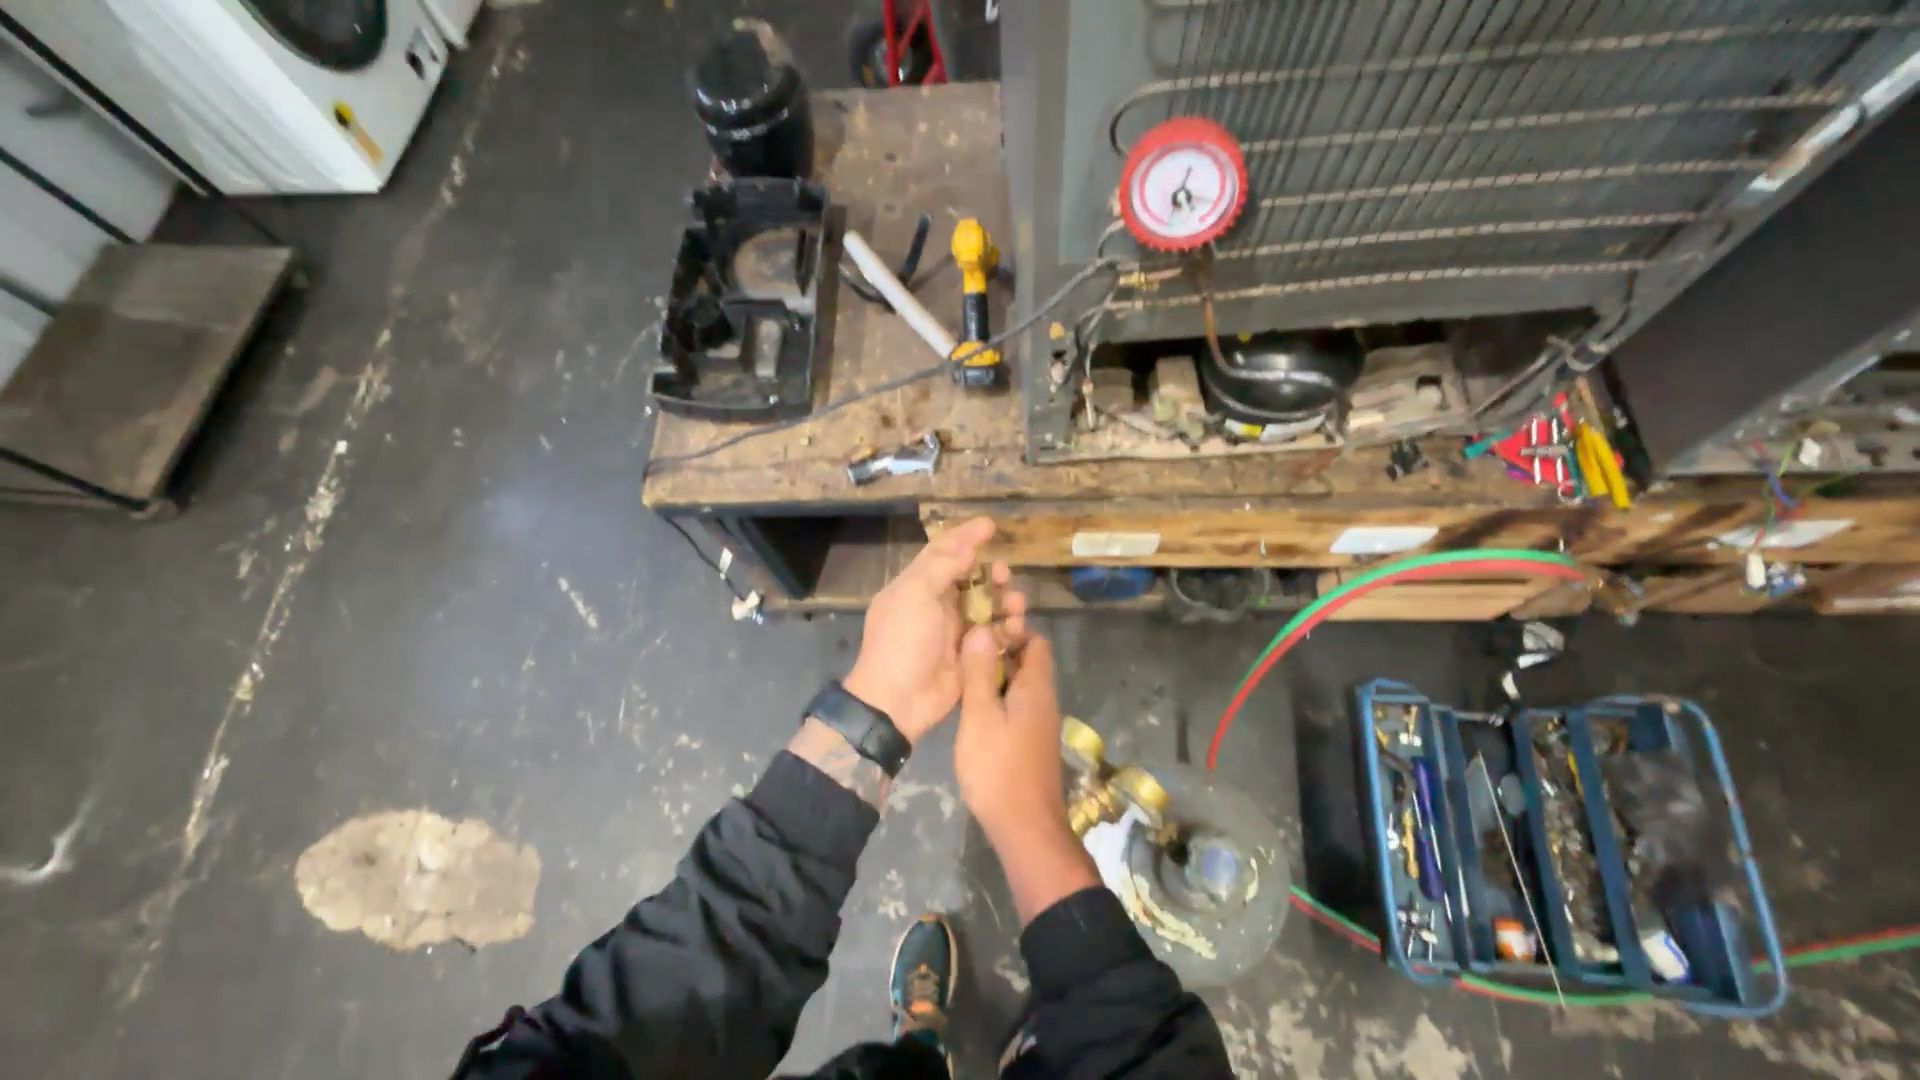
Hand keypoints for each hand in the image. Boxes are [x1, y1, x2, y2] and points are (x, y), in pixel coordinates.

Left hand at [842, 517, 1027, 743]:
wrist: (899, 700)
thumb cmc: (901, 641)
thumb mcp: (914, 595)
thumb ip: (941, 568)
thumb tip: (966, 549)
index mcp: (916, 586)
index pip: (942, 552)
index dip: (964, 536)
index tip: (990, 524)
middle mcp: (937, 604)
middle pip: (971, 578)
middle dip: (991, 572)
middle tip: (1004, 572)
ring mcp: (955, 631)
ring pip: (988, 605)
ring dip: (1004, 599)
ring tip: (1014, 603)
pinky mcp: (972, 655)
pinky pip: (995, 635)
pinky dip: (1008, 628)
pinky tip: (1016, 627)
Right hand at [955, 629, 1097, 922]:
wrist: (1026, 828)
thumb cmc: (998, 768)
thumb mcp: (980, 716)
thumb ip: (980, 673)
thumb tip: (982, 629)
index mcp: (1036, 687)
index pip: (1034, 641)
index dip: (1009, 629)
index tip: (978, 629)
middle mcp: (1043, 700)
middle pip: (1026, 662)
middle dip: (998, 652)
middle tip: (962, 650)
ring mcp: (1039, 724)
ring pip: (1019, 687)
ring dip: (995, 678)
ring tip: (961, 676)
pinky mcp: (1031, 743)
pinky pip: (1016, 707)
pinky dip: (998, 700)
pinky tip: (972, 710)